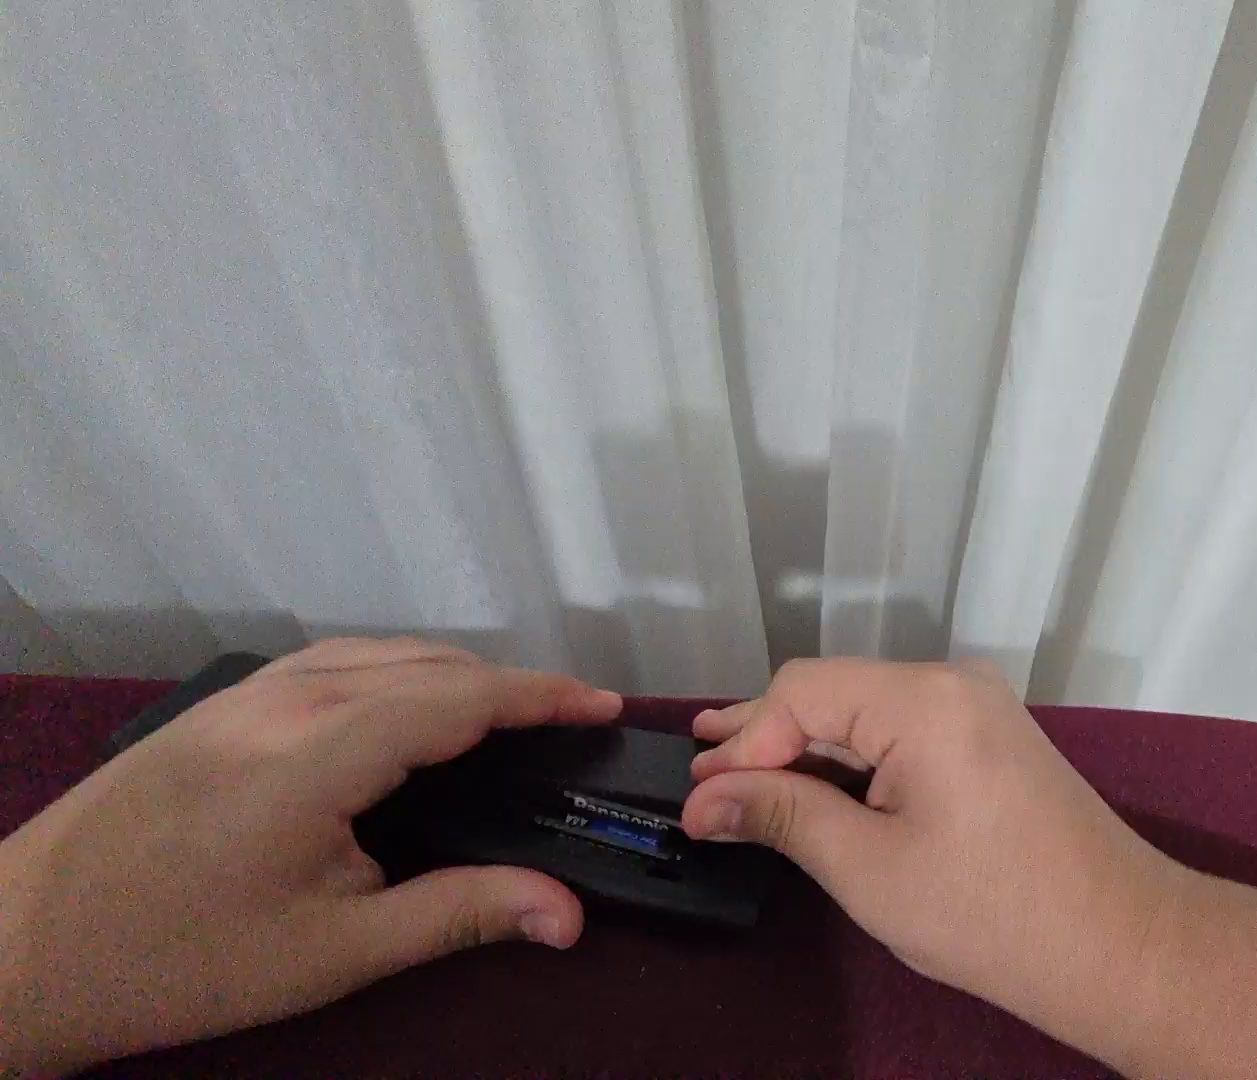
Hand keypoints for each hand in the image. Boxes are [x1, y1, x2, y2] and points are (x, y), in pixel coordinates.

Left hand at [0, 638, 623, 1073]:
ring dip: (474, 674)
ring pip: (402, 651)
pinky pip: (359, 655)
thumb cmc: (173, 962)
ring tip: (518, 712)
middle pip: (441, 666)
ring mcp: (258, 687)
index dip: (544, 696)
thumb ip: (460, 915)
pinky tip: (430, 699)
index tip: (605, 707)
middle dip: (521, 687)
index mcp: (312, 759)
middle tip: (573, 722)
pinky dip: (420, 668)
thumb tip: (569, 915)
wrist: (0, 953)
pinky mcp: (240, 692)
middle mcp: (290, 700)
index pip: (461, 699)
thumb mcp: (327, 954)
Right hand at [680, 658, 1182, 1033]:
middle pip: (835, 690)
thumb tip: (705, 801)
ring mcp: (975, 702)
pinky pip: (901, 725)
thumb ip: (784, 816)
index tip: (699, 796)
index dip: (745, 739)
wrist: (1116, 938)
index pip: (805, 691)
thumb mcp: (870, 868)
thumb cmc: (989, 912)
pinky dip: (853, 751)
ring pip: (866, 706)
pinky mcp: (985, 730)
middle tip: (703, 771)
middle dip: (768, 734)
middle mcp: (951, 680)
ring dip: (807, 742)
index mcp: (924, 699)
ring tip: (739, 769)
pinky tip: (812, 772)